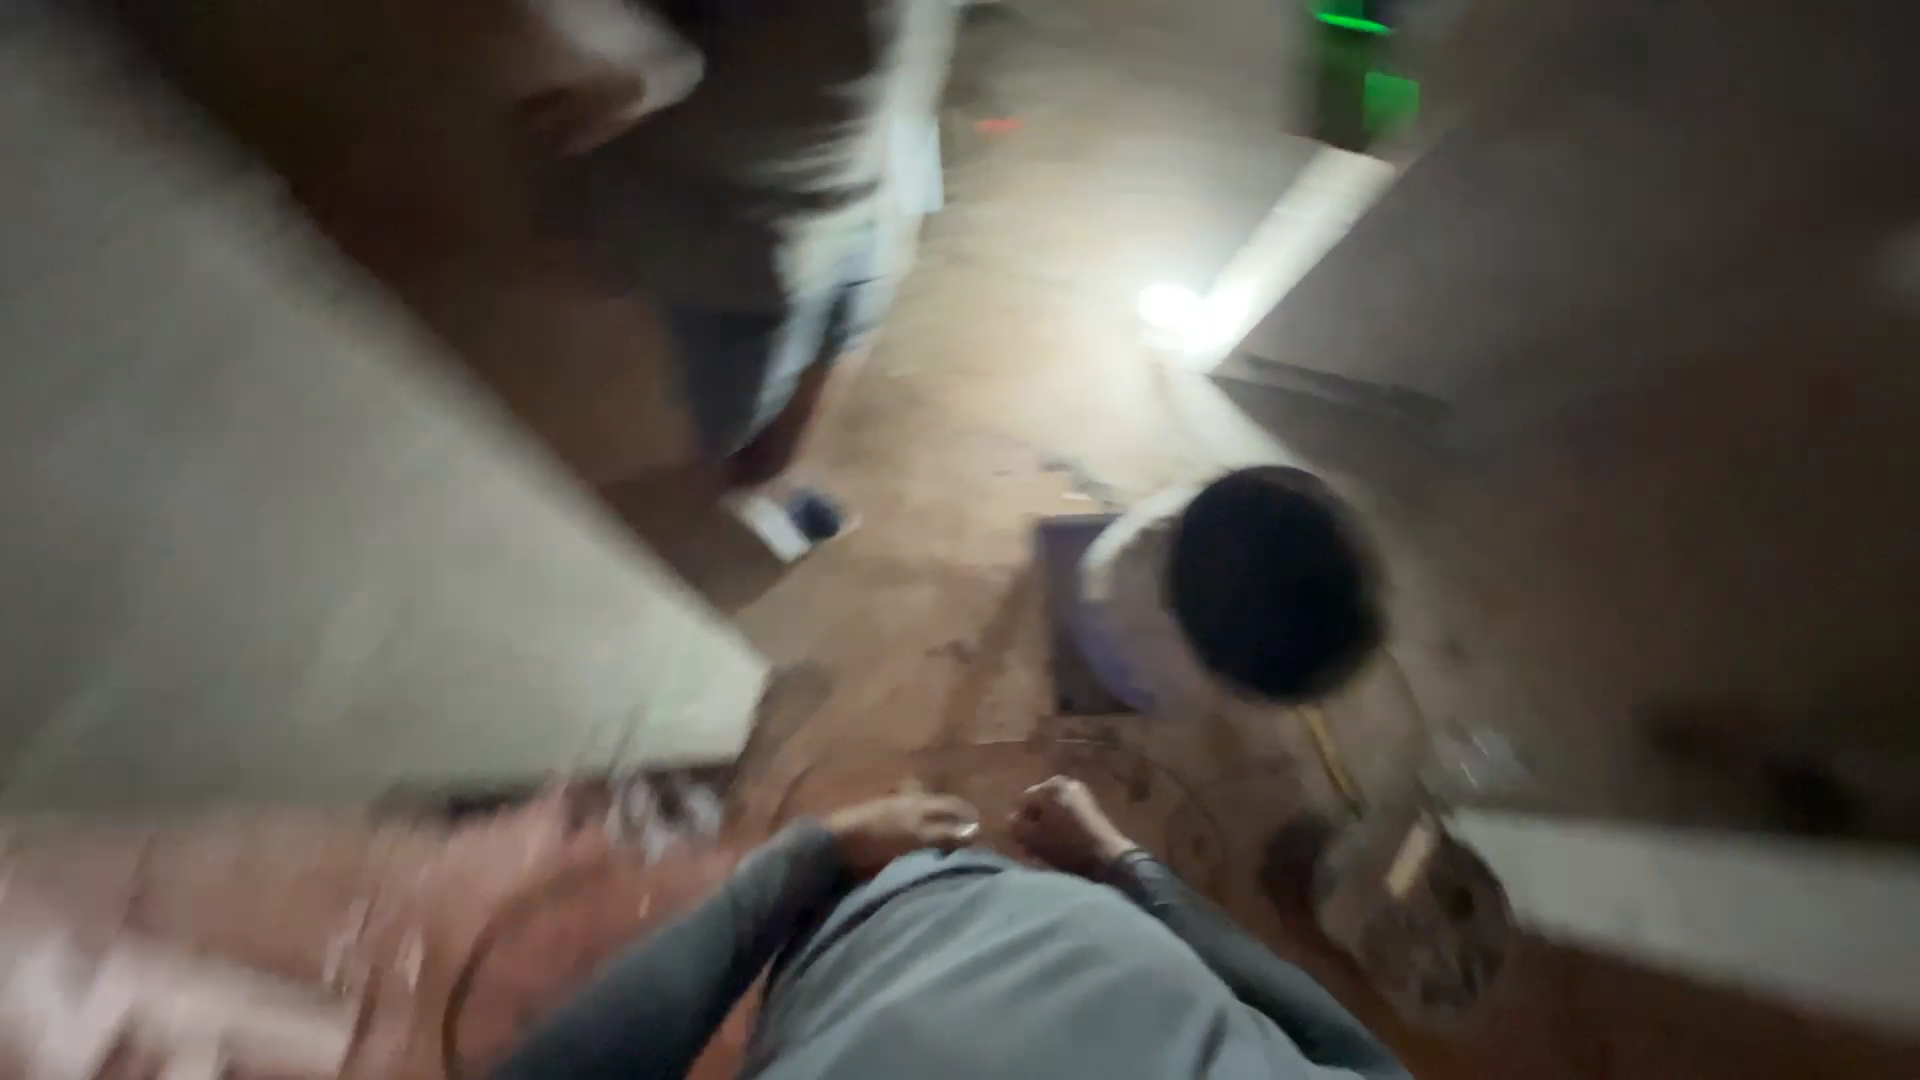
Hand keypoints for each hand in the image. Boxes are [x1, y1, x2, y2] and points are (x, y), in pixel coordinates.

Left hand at [824, 794, 981, 878]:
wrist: (836, 845)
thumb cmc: (879, 836)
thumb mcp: (916, 835)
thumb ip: (945, 833)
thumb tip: (976, 830)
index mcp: (920, 801)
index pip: (951, 804)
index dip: (967, 814)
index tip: (982, 826)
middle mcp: (910, 804)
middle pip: (938, 808)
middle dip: (954, 819)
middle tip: (969, 837)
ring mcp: (895, 816)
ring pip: (924, 818)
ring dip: (937, 829)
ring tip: (949, 848)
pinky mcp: (883, 832)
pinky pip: (911, 832)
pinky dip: (922, 838)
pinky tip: (925, 852)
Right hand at [1010, 776, 1137, 877]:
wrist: (1107, 857)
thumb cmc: (1065, 845)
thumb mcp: (1033, 839)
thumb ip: (1016, 827)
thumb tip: (1010, 820)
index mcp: (1049, 786)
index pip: (1023, 802)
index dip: (1019, 822)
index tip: (1021, 842)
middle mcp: (1064, 782)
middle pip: (1039, 803)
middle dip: (1034, 821)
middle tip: (1033, 843)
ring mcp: (1080, 792)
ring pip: (1053, 807)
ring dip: (1048, 823)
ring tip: (1048, 844)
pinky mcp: (1091, 804)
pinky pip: (1067, 811)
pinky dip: (1061, 823)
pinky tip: (1063, 841)